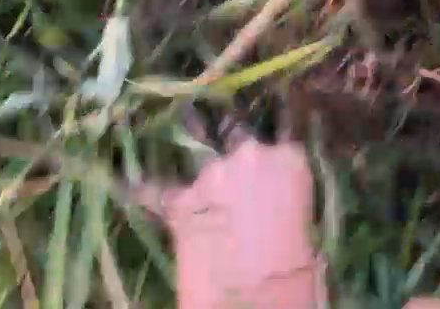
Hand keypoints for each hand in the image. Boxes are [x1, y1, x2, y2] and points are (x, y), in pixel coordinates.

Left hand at [153, 135, 322, 308]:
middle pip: (243, 150)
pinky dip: (148, 191)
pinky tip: (133, 187)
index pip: (284, 147)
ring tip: (214, 217)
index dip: (275, 168)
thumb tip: (277, 200)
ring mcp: (212, 173)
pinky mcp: (181, 200)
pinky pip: (158, 189)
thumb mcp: (306, 231)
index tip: (273, 183)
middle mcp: (249, 153)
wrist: (253, 308)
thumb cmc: (295, 279)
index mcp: (290, 159)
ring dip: (211, 187)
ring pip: (210, 171)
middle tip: (244, 204)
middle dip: (242, 173)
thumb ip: (289, 197)